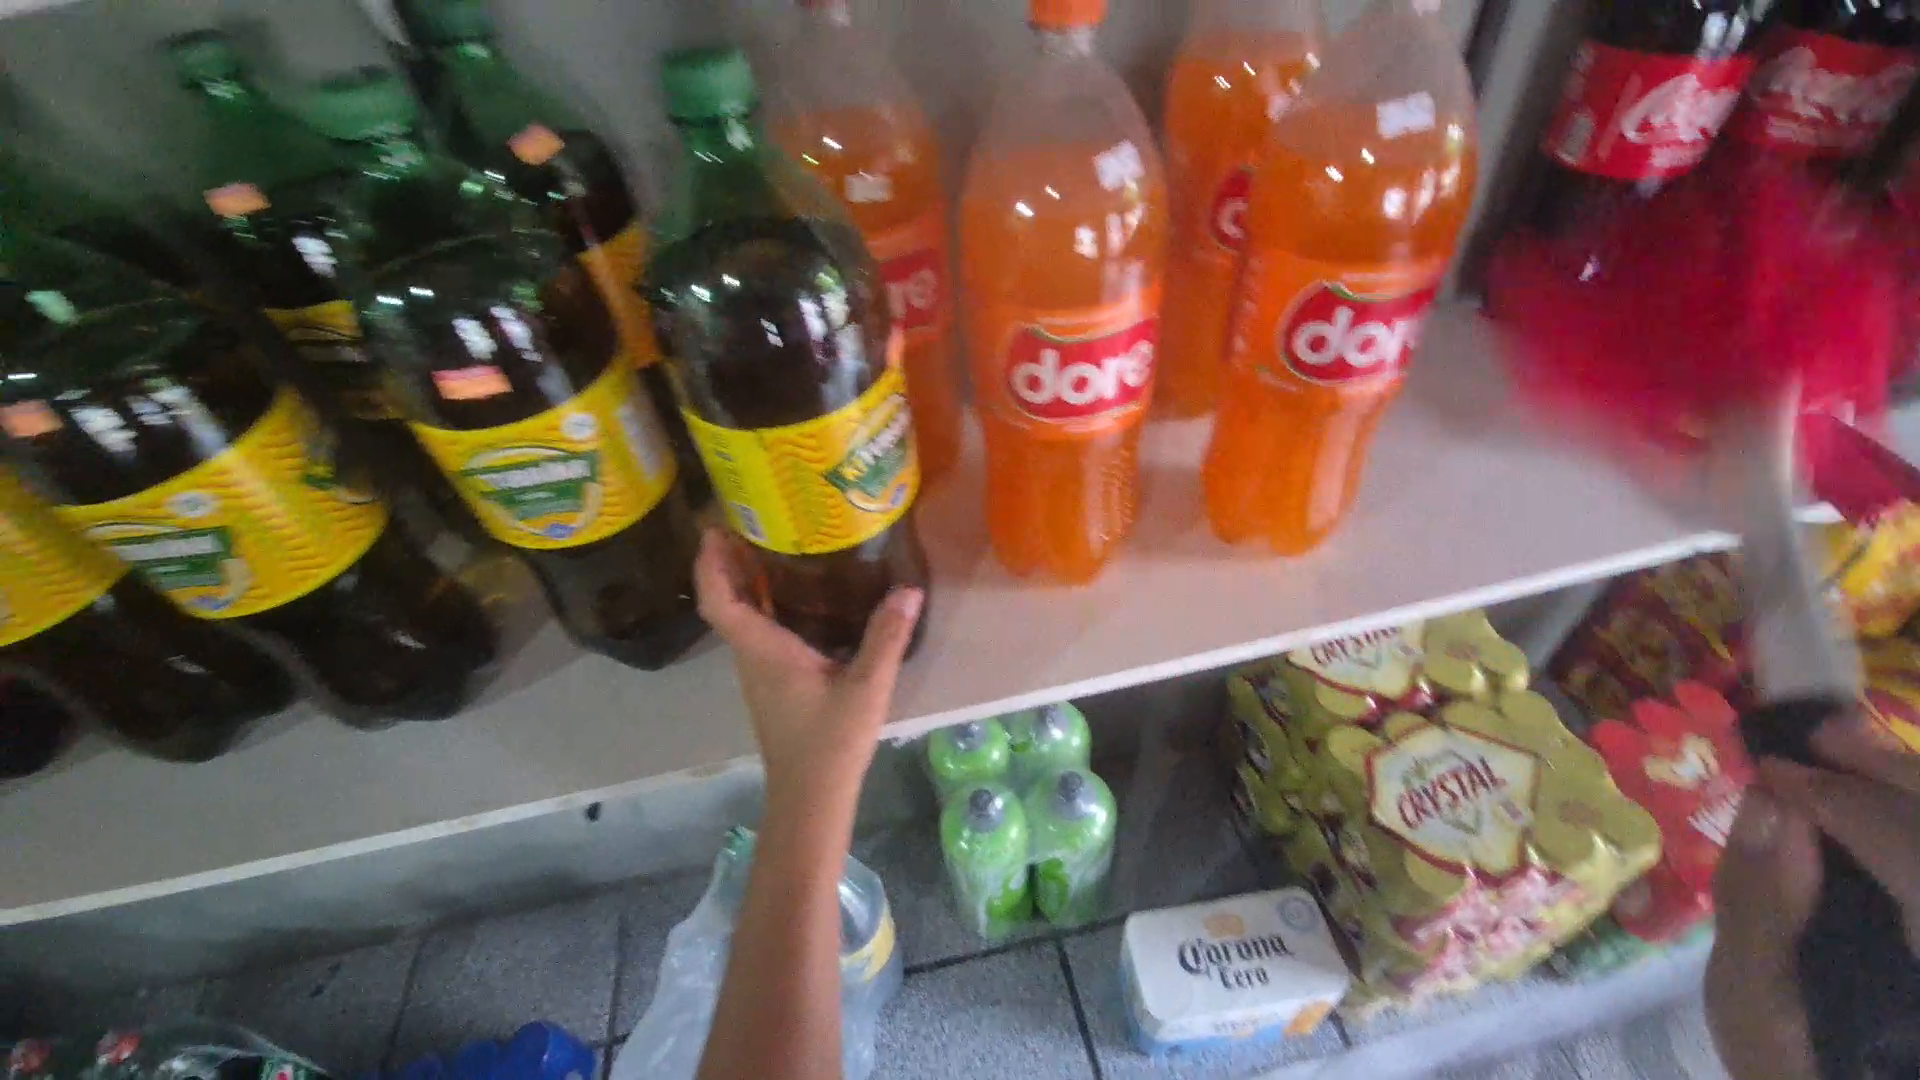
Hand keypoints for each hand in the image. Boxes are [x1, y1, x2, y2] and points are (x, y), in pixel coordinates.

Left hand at [694, 528, 924, 803]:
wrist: (811, 796)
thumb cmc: (832, 742)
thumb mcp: (867, 687)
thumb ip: (887, 637)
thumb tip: (909, 589)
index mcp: (764, 651)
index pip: (718, 601)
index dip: (710, 563)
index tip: (716, 528)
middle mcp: (751, 657)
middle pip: (724, 602)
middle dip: (726, 562)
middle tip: (749, 524)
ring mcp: (757, 672)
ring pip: (739, 617)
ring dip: (743, 582)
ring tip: (770, 547)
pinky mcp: (769, 683)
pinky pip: (756, 631)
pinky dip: (762, 604)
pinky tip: (793, 596)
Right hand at [1706, 714, 1919, 1079]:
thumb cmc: (1797, 1066)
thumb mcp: (1754, 1002)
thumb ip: (1762, 906)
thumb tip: (1769, 804)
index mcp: (1916, 969)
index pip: (1918, 865)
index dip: (1854, 806)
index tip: (1774, 769)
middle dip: (1899, 781)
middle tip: (1823, 729)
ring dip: (1910, 793)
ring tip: (1847, 746)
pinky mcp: (1917, 925)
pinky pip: (1914, 862)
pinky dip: (1903, 824)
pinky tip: (1879, 796)